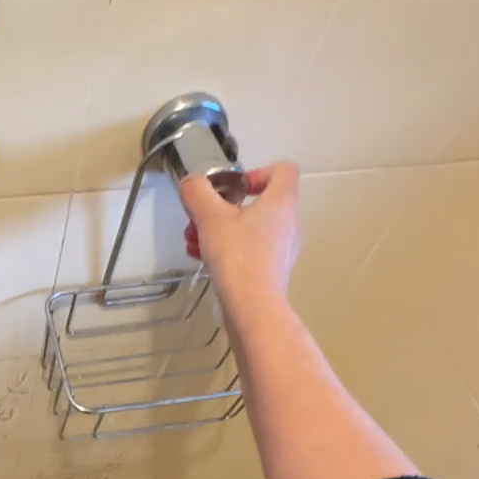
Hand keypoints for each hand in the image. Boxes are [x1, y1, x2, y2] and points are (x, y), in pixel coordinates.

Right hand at [180, 161, 301, 316]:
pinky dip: (227, 252)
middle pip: (258, 203)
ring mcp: (282, 251)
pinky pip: (248, 252)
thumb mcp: (210, 218)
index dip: (257, 172)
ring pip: (249, 230)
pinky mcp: (271, 273)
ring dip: (219, 232)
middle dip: (222, 210)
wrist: (253, 308)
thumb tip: (190, 182)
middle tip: (198, 222)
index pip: (283, 170)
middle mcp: (288, 224)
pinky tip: (204, 262)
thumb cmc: (237, 256)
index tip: (231, 190)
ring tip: (193, 245)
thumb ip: (197, 193)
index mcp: (281, 202)